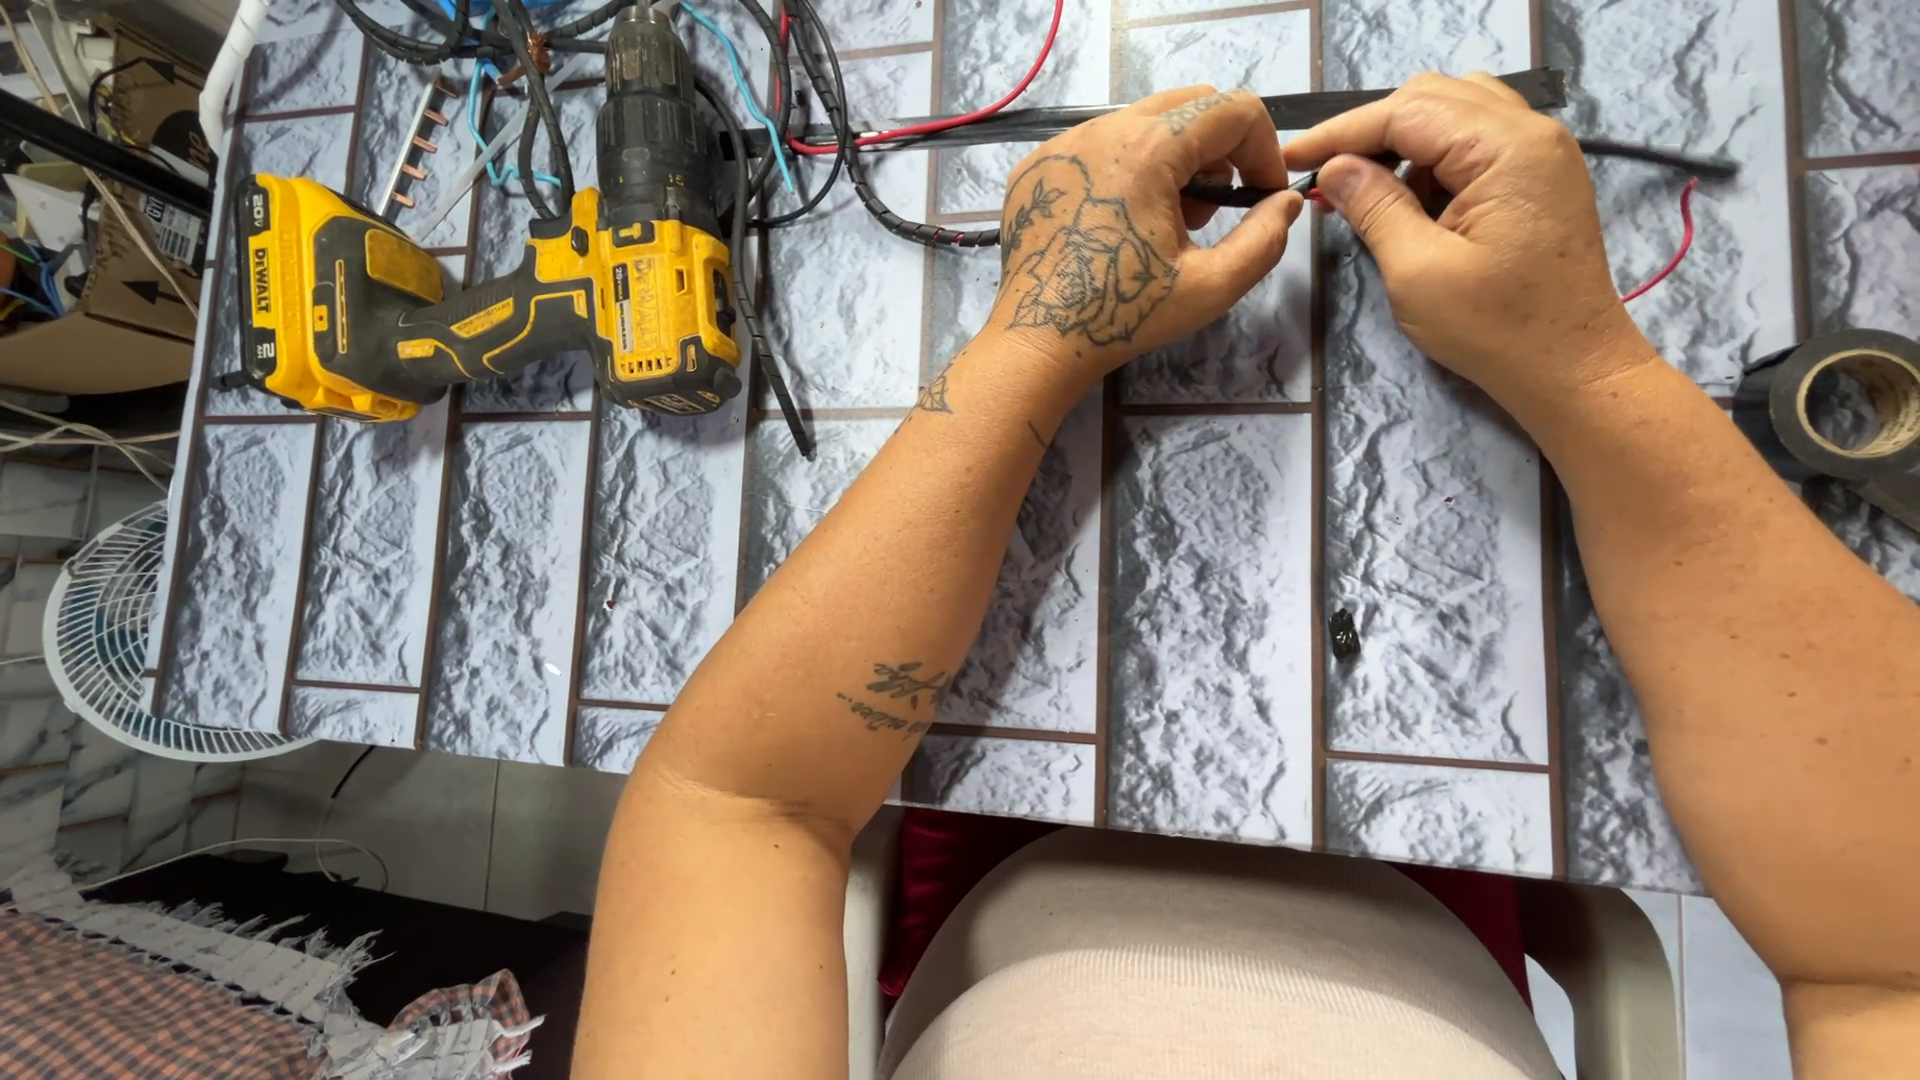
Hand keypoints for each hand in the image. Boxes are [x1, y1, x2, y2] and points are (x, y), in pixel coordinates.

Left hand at [983, 86, 1303, 398]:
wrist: (1039, 342)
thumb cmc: (1122, 317)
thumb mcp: (1209, 288)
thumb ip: (1264, 240)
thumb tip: (1285, 202)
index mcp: (1147, 150)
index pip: (1232, 110)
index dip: (1262, 149)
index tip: (1260, 195)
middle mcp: (1100, 131)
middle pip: (1187, 107)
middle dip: (1217, 151)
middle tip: (1209, 212)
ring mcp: (1061, 147)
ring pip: (1141, 125)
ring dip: (1171, 162)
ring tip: (1161, 226)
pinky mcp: (1036, 170)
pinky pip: (1097, 148)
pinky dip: (1123, 172)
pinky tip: (1116, 227)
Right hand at [1285, 73, 1654, 407]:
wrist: (1567, 363)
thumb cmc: (1493, 326)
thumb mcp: (1417, 270)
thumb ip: (1375, 209)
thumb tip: (1334, 169)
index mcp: (1505, 149)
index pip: (1408, 112)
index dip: (1341, 131)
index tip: (1290, 156)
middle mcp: (1529, 133)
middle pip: (1432, 99)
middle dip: (1366, 131)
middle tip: (1317, 173)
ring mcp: (1536, 153)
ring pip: (1450, 115)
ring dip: (1395, 143)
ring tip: (1352, 187)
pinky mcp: (1531, 178)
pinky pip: (1468, 145)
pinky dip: (1423, 160)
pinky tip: (1395, 197)